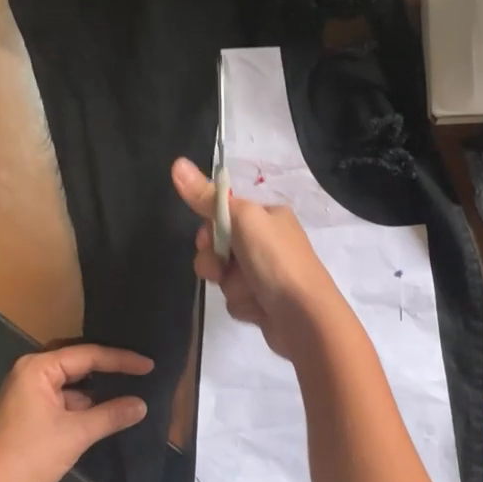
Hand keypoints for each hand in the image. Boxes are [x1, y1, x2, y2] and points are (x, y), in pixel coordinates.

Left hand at [0, 344, 152, 481]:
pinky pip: (61, 399)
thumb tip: (141, 404)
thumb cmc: (27, 458)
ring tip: (127, 387)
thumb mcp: (74, 435)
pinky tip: (103, 411)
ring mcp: (26, 394)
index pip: (87, 355)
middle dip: (106, 366)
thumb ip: (110, 416)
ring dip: (94, 388)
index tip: (149, 365)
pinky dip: (81, 404)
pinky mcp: (27, 414)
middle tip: (137, 366)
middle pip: (76, 361)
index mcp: (38, 367)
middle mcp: (30, 372)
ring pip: (68, 382)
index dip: (121, 360)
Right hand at [172, 157, 346, 359]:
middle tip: (222, 269)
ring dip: (230, 286)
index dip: (209, 229)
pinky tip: (257, 308)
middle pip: (220, 246)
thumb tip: (176, 163)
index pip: (224, 214)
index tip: (207, 241)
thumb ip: (207, 197)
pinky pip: (236, 299)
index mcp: (268, 216)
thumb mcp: (243, 220)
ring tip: (248, 292)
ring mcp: (268, 273)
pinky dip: (242, 304)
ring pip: (225, 276)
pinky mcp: (265, 302)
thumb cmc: (276, 261)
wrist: (305, 319)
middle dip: (215, 261)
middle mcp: (269, 241)